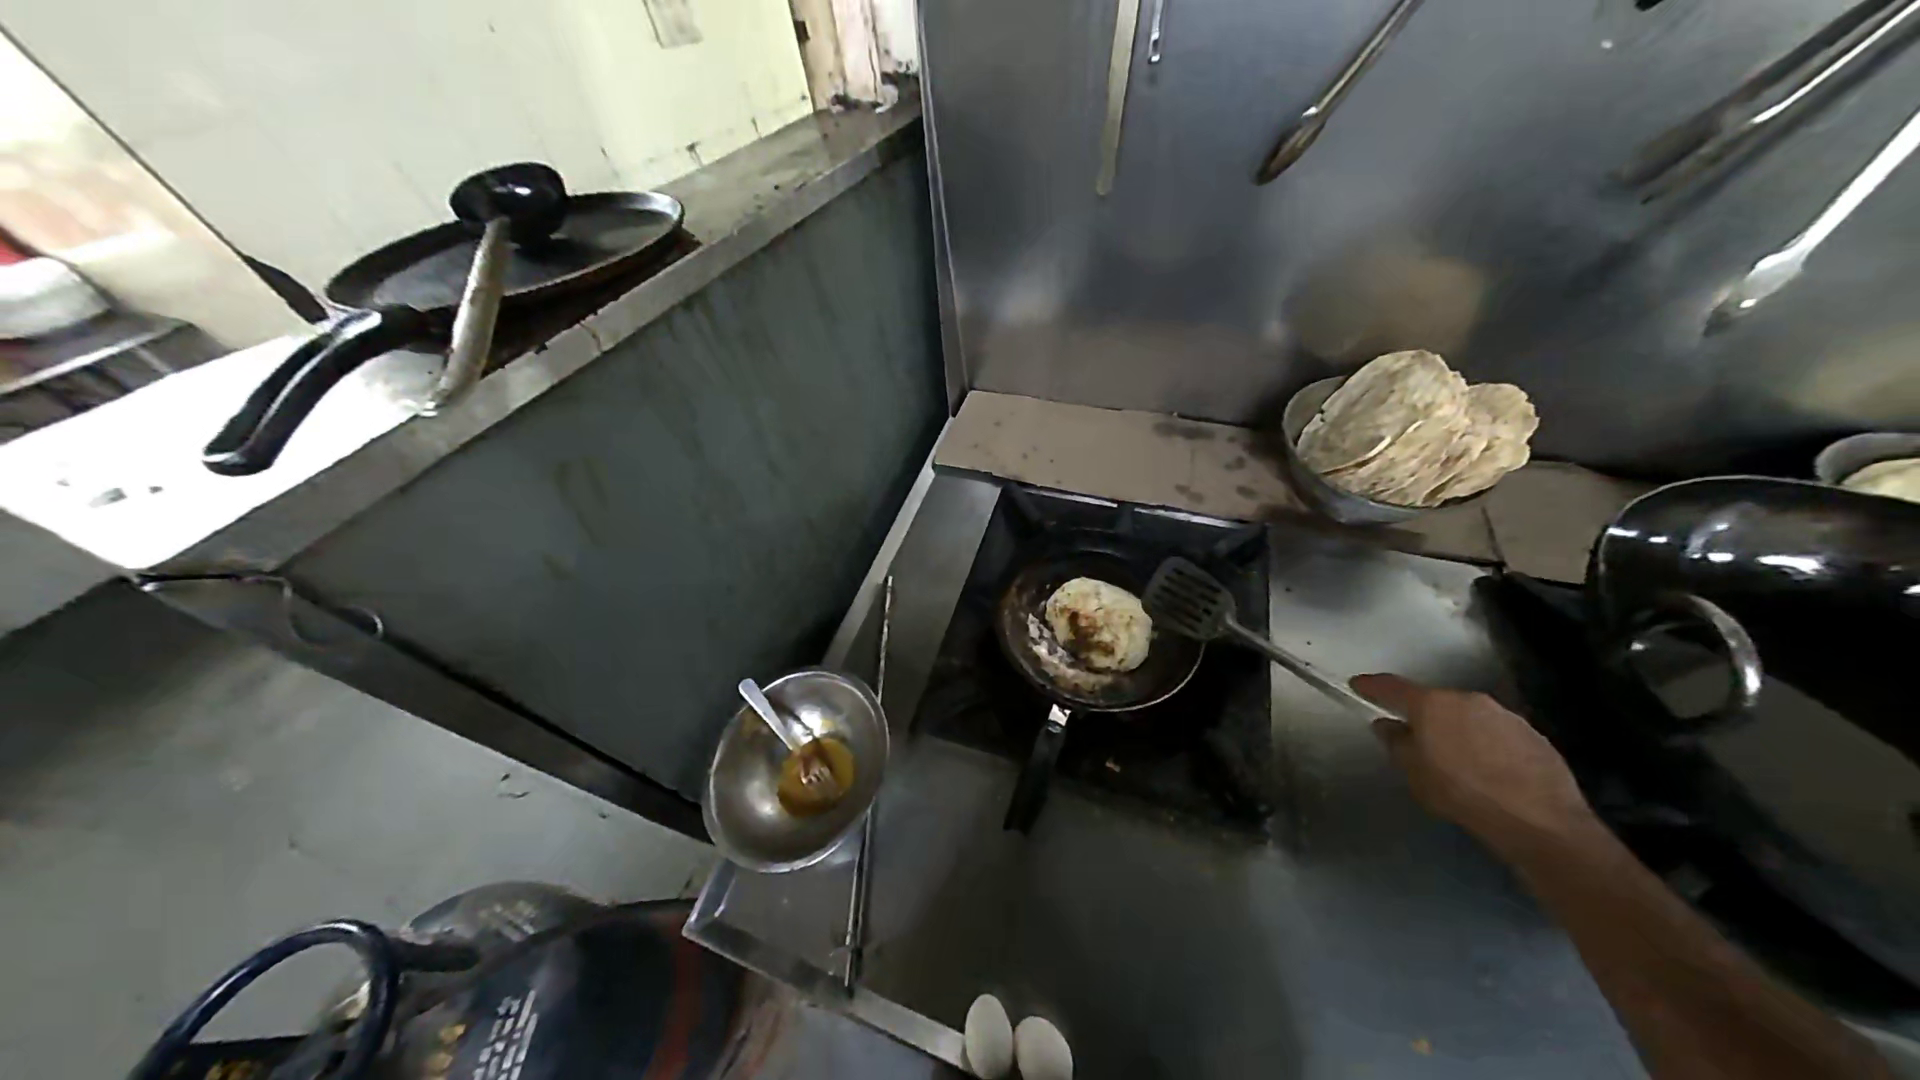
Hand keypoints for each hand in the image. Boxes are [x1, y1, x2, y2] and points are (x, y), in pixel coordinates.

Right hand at [1351, 673, 1596, 856]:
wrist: (1539, 821)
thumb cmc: (1461, 792)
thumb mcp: (1414, 772)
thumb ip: (1396, 743)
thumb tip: (1388, 725)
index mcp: (1432, 704)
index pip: (1392, 687)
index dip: (1371, 686)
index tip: (1358, 684)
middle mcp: (1467, 699)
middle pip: (1434, 701)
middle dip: (1422, 715)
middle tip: (1414, 735)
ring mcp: (1504, 715)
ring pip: (1467, 716)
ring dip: (1456, 729)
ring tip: (1455, 758)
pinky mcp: (1534, 735)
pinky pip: (1496, 733)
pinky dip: (1485, 744)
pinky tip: (1488, 769)